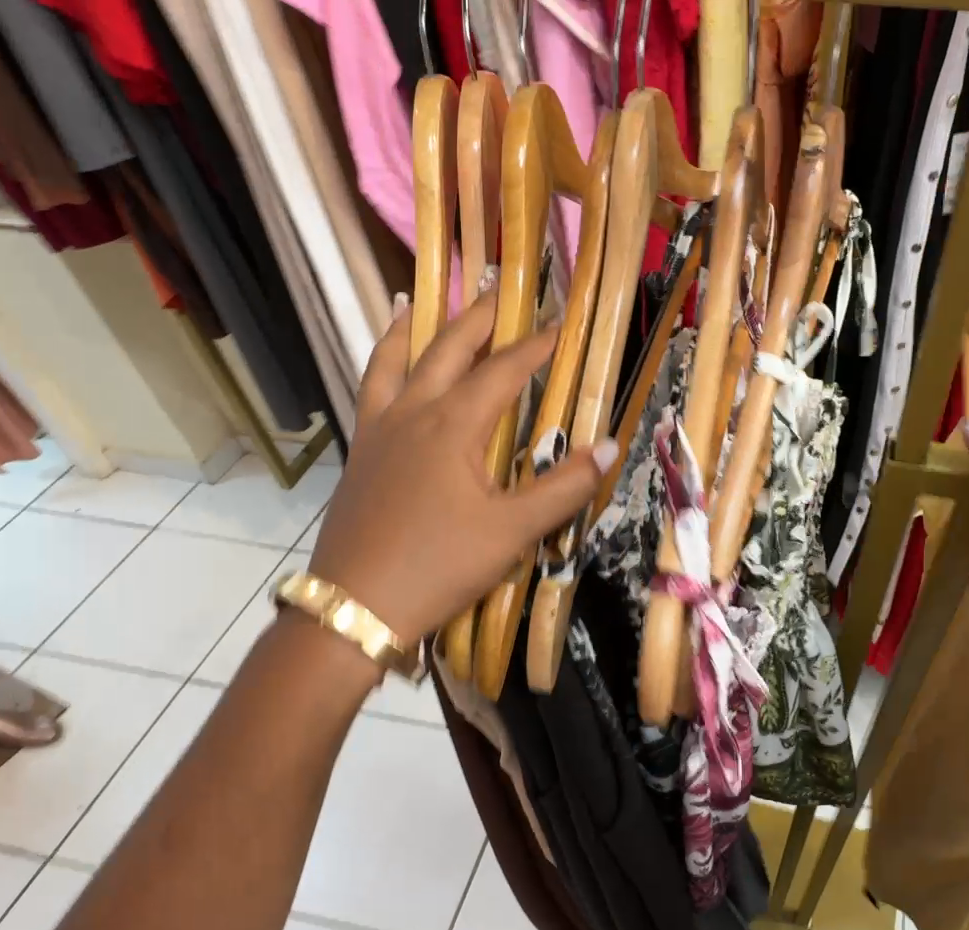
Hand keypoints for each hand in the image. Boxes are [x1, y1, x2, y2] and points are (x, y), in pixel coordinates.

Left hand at [308, 292, 618, 646]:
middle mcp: (413, 413)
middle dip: (477, 318)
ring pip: (395, 362)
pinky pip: (370, 391)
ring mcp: (379, 430)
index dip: (534, 347)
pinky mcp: (360, 452)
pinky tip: (388, 371)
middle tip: (496, 287)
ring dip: (413, 329)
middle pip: (447, 350)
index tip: (560, 325)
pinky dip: (381, 366)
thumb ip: (564, 488)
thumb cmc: (440, 565)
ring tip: (418, 300)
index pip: (503, 371)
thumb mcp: (512, 532)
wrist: (357, 604)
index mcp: (454, 426)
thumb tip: (611, 447)